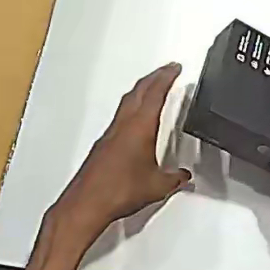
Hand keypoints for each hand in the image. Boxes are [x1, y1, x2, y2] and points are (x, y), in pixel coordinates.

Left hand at [49, 63, 193, 238]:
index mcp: (140, 127)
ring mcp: (110, 133)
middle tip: (166, 70)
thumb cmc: (116, 190)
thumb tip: (182, 176)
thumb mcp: (157, 185)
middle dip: (154, 77)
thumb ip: (174, 178)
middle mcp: (123, 125)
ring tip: (151, 87)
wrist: (88, 202)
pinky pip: (120, 116)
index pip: (155, 93)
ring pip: (127, 101)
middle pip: (139, 91)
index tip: (174, 68)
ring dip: (141, 90)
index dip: (167, 77)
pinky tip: (134, 119)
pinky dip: (131, 107)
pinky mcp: (103, 144)